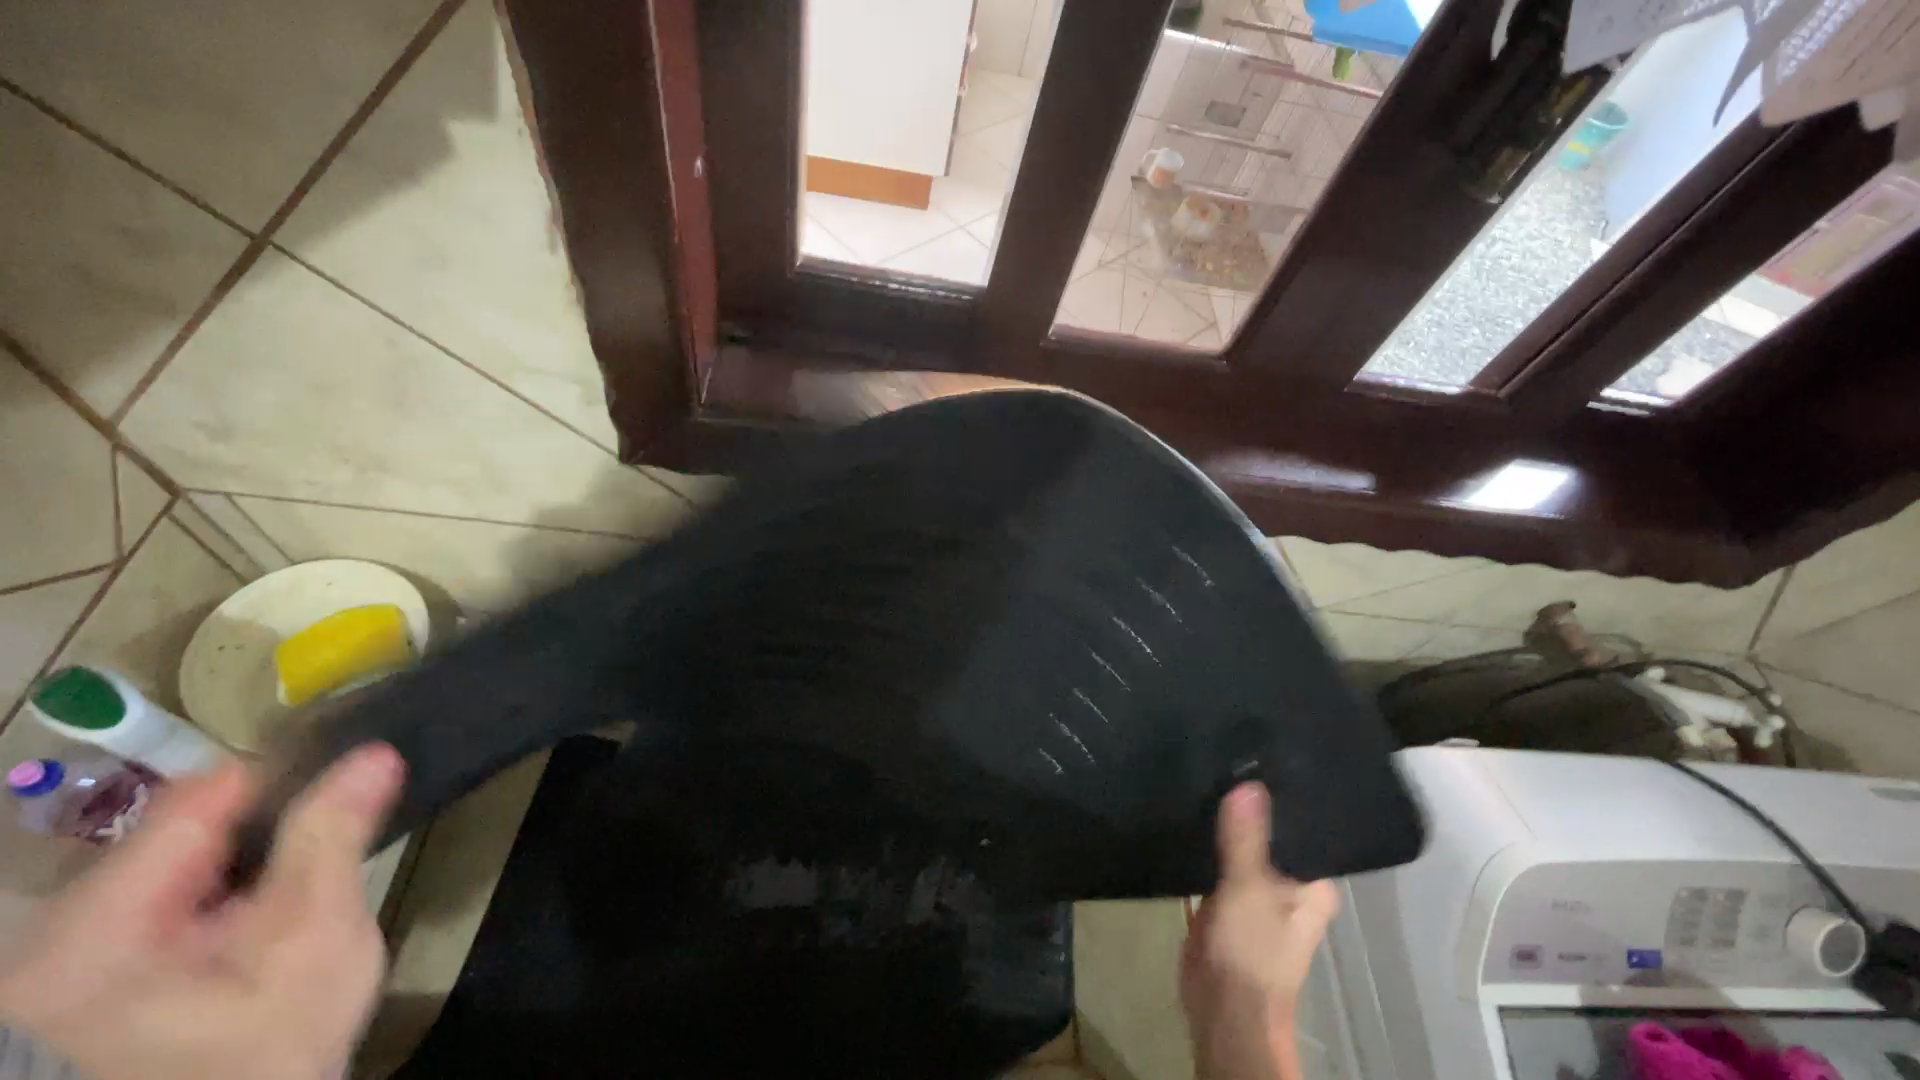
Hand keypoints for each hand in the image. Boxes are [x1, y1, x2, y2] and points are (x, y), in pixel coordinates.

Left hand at [0, 743, 405, 1079]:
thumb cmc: (277, 1039)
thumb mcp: (318, 936)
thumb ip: (333, 838)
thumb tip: (375, 755)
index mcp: (92, 931)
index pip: (194, 804)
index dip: (278, 789)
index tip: (339, 798)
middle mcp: (54, 932)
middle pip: (181, 826)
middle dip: (261, 830)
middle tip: (319, 859)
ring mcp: (65, 946)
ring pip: (176, 848)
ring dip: (245, 853)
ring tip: (290, 890)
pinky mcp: (87, 956)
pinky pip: (163, 879)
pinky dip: (222, 879)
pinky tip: (254, 913)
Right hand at [1181, 782, 1340, 1079]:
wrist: (1222, 1010)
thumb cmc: (1252, 953)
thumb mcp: (1249, 890)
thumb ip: (1246, 839)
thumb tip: (1249, 784)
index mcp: (1311, 883)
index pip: (1299, 826)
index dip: (1280, 795)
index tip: (1258, 753)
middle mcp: (1288, 885)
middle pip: (1266, 835)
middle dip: (1246, 807)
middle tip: (1223, 755)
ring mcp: (1254, 894)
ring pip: (1239, 848)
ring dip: (1223, 825)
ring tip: (1203, 772)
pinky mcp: (1224, 902)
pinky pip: (1216, 865)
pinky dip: (1206, 846)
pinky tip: (1188, 813)